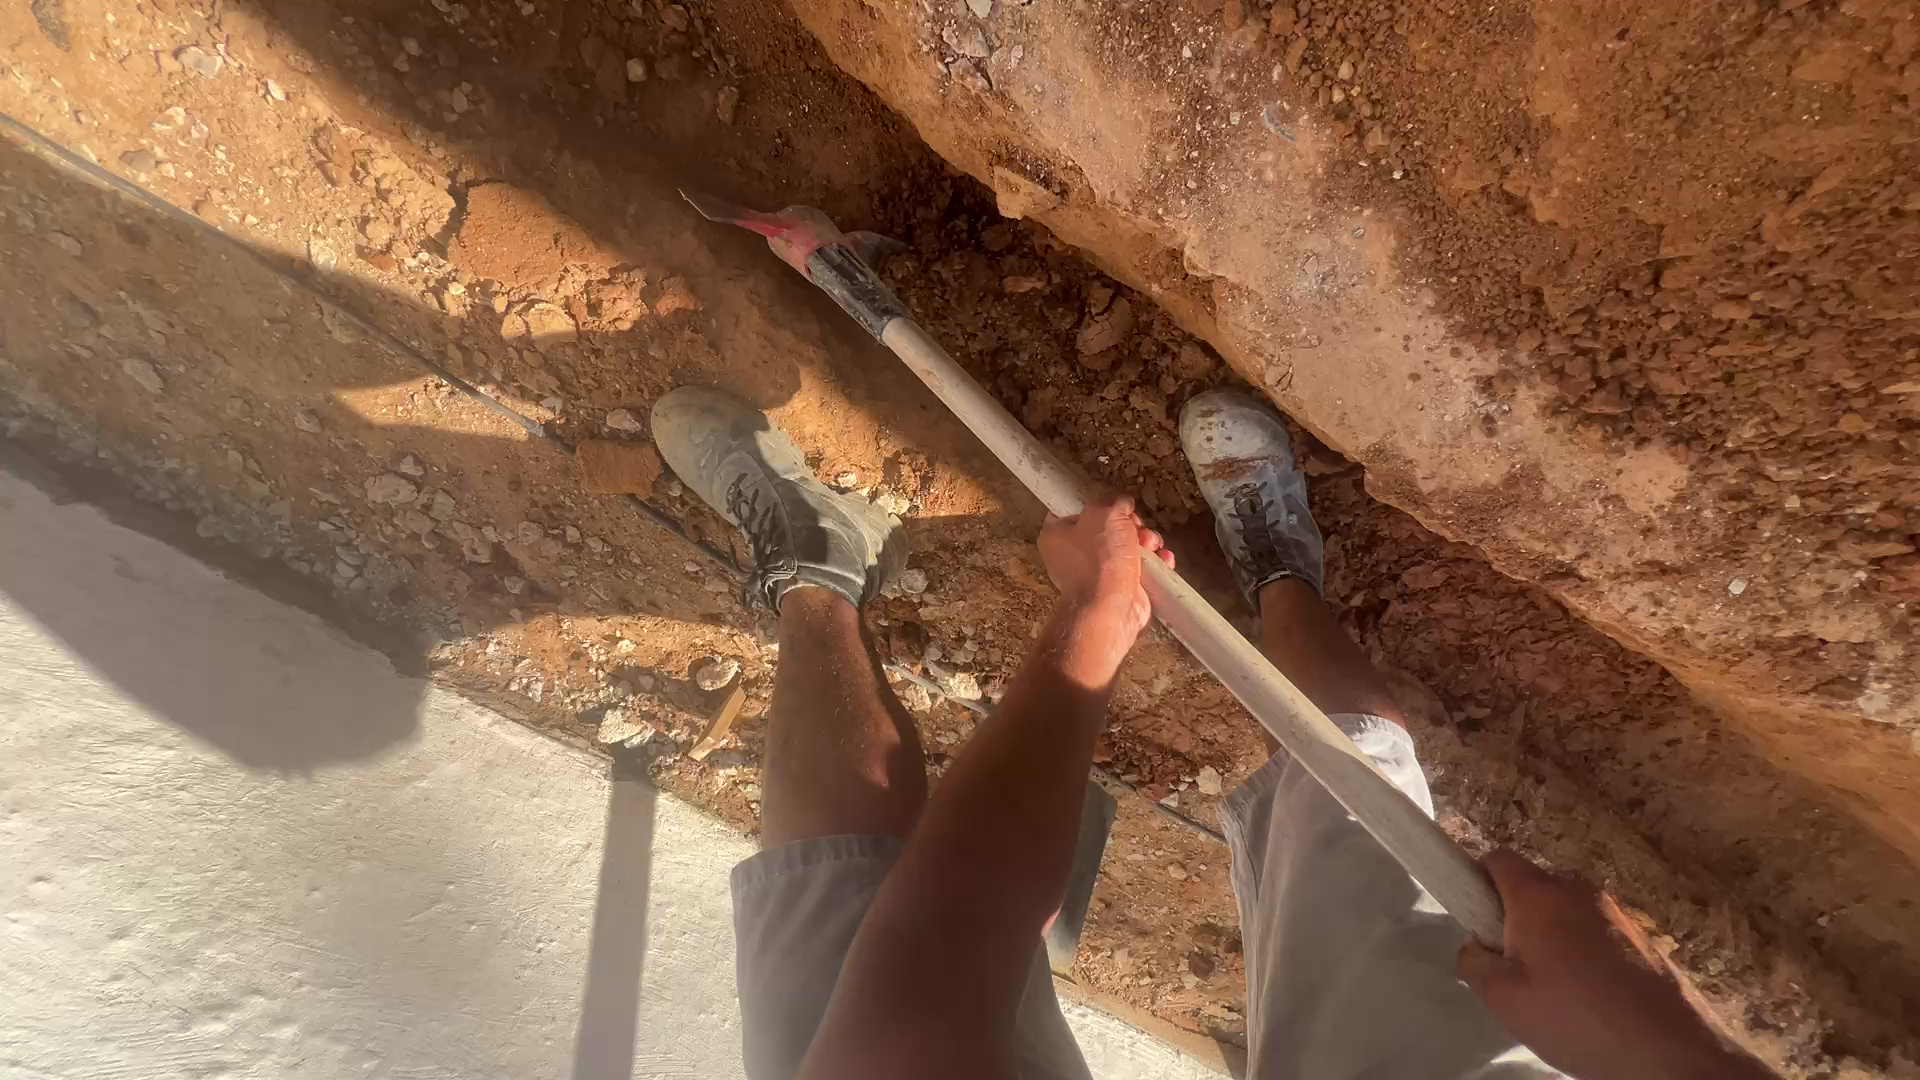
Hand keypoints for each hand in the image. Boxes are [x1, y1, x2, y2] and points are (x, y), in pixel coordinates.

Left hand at [1035, 496, 1173, 684]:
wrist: (1109, 608)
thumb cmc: (1099, 558)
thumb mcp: (1103, 512)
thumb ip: (1112, 499)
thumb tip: (1122, 502)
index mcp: (1056, 534)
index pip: (1076, 508)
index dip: (1100, 503)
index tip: (1116, 505)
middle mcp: (1073, 554)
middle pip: (1108, 526)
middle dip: (1131, 525)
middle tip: (1138, 528)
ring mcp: (1096, 572)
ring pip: (1128, 545)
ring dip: (1147, 542)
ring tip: (1152, 546)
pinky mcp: (1119, 587)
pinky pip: (1139, 567)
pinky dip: (1154, 562)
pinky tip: (1163, 560)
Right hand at [1459, 850, 1773, 1079]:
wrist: (1683, 1063)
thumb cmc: (1580, 1019)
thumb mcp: (1502, 997)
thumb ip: (1472, 959)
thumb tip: (1478, 946)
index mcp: (1538, 893)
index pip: (1495, 858)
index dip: (1479, 880)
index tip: (1481, 918)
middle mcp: (1578, 891)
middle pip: (1534, 885)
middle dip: (1518, 913)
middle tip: (1518, 960)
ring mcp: (1619, 915)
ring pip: (1568, 910)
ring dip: (1557, 934)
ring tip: (1562, 985)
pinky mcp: (1650, 943)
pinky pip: (1601, 933)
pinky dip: (1591, 954)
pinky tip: (1598, 997)